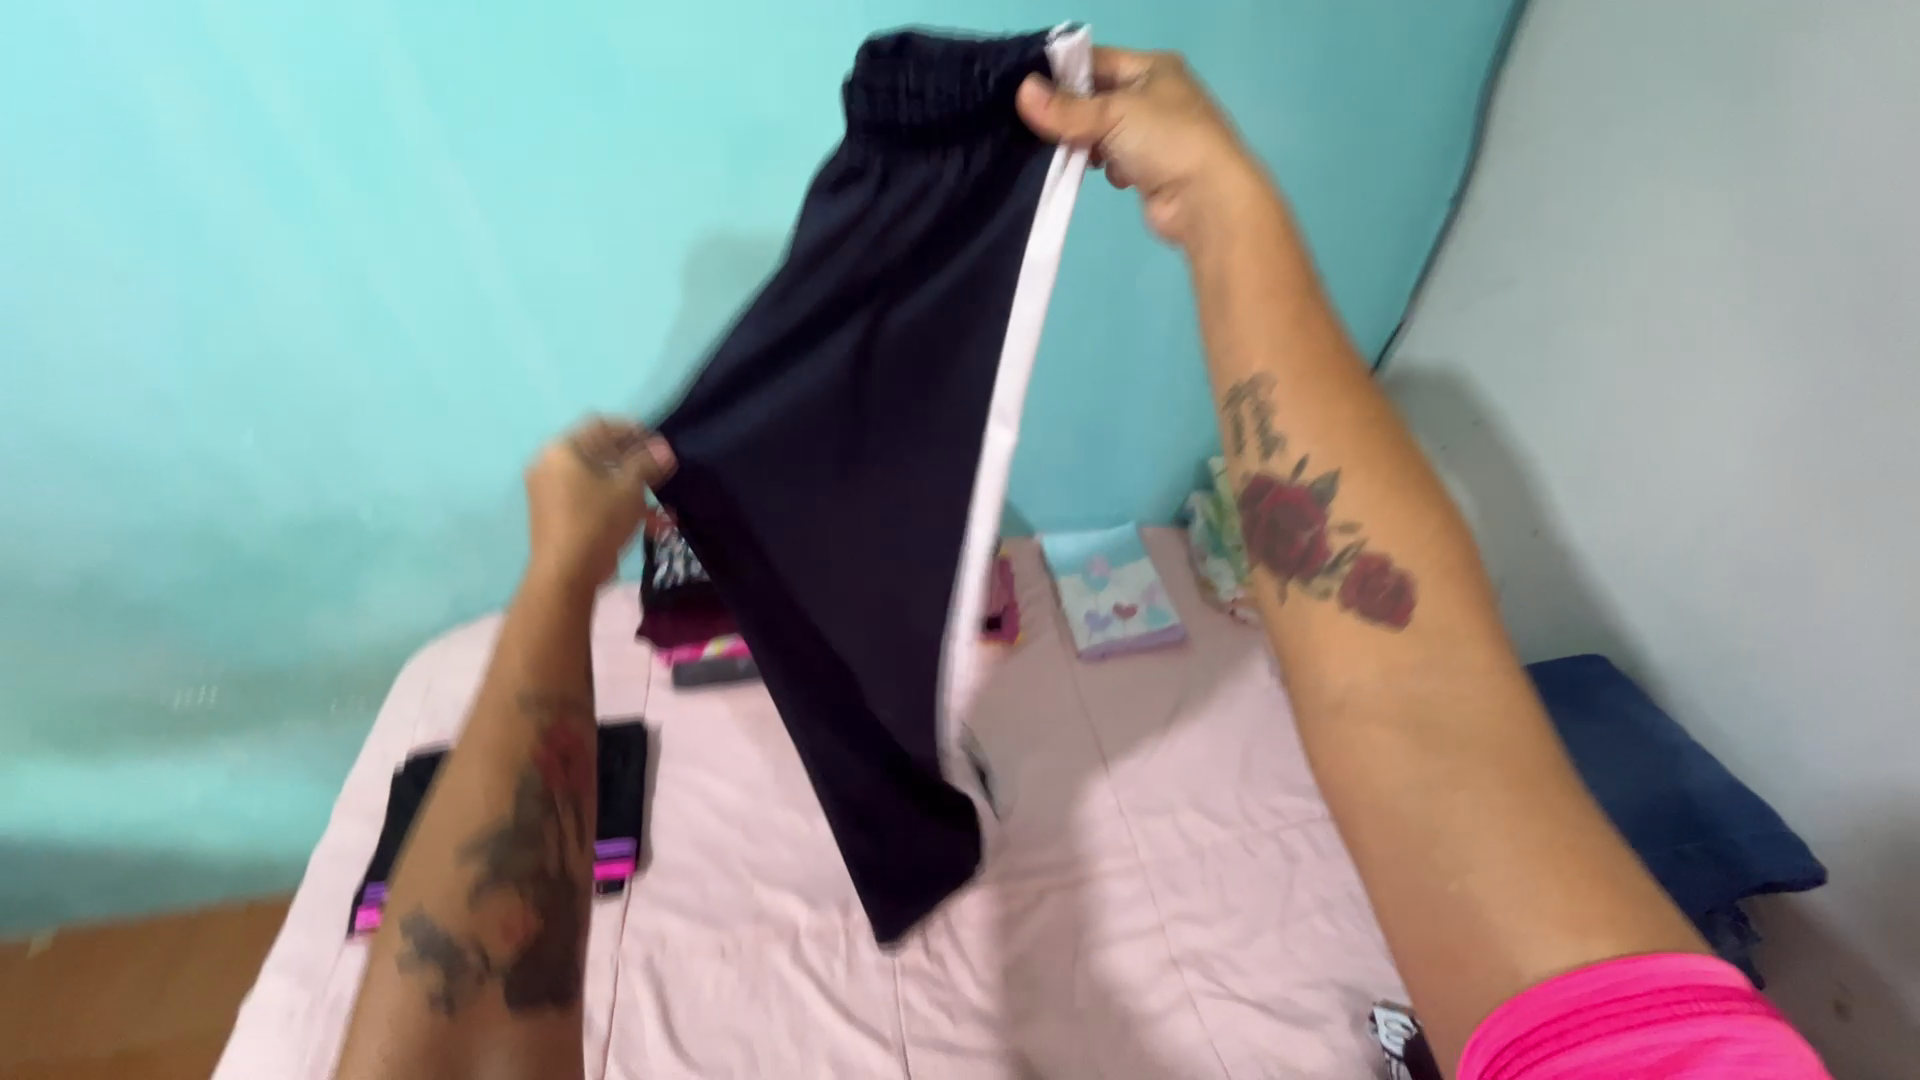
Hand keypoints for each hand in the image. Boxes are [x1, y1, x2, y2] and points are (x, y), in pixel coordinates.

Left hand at [524, 417, 676, 592]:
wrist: (566, 574)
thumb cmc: (597, 521)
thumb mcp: (629, 488)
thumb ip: (647, 463)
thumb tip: (664, 447)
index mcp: (563, 451)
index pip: (602, 426)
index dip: (634, 431)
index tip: (660, 445)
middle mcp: (552, 466)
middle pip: (601, 455)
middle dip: (637, 465)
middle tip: (663, 474)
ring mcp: (553, 493)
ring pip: (601, 482)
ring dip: (634, 490)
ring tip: (663, 506)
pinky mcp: (559, 517)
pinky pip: (594, 502)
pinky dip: (620, 507)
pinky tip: (652, 525)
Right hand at [1016, 47, 1269, 247]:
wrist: (1205, 199)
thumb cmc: (1166, 140)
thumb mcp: (1113, 114)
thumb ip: (1067, 109)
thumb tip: (1022, 92)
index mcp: (1153, 68)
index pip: (1097, 61)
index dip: (1063, 74)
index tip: (1029, 93)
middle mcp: (1154, 96)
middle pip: (1097, 100)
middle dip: (1071, 115)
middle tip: (1039, 129)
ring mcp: (1152, 135)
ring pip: (1102, 133)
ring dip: (1086, 145)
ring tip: (1067, 154)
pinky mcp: (1148, 169)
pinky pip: (1113, 161)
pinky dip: (1105, 167)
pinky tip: (1105, 175)